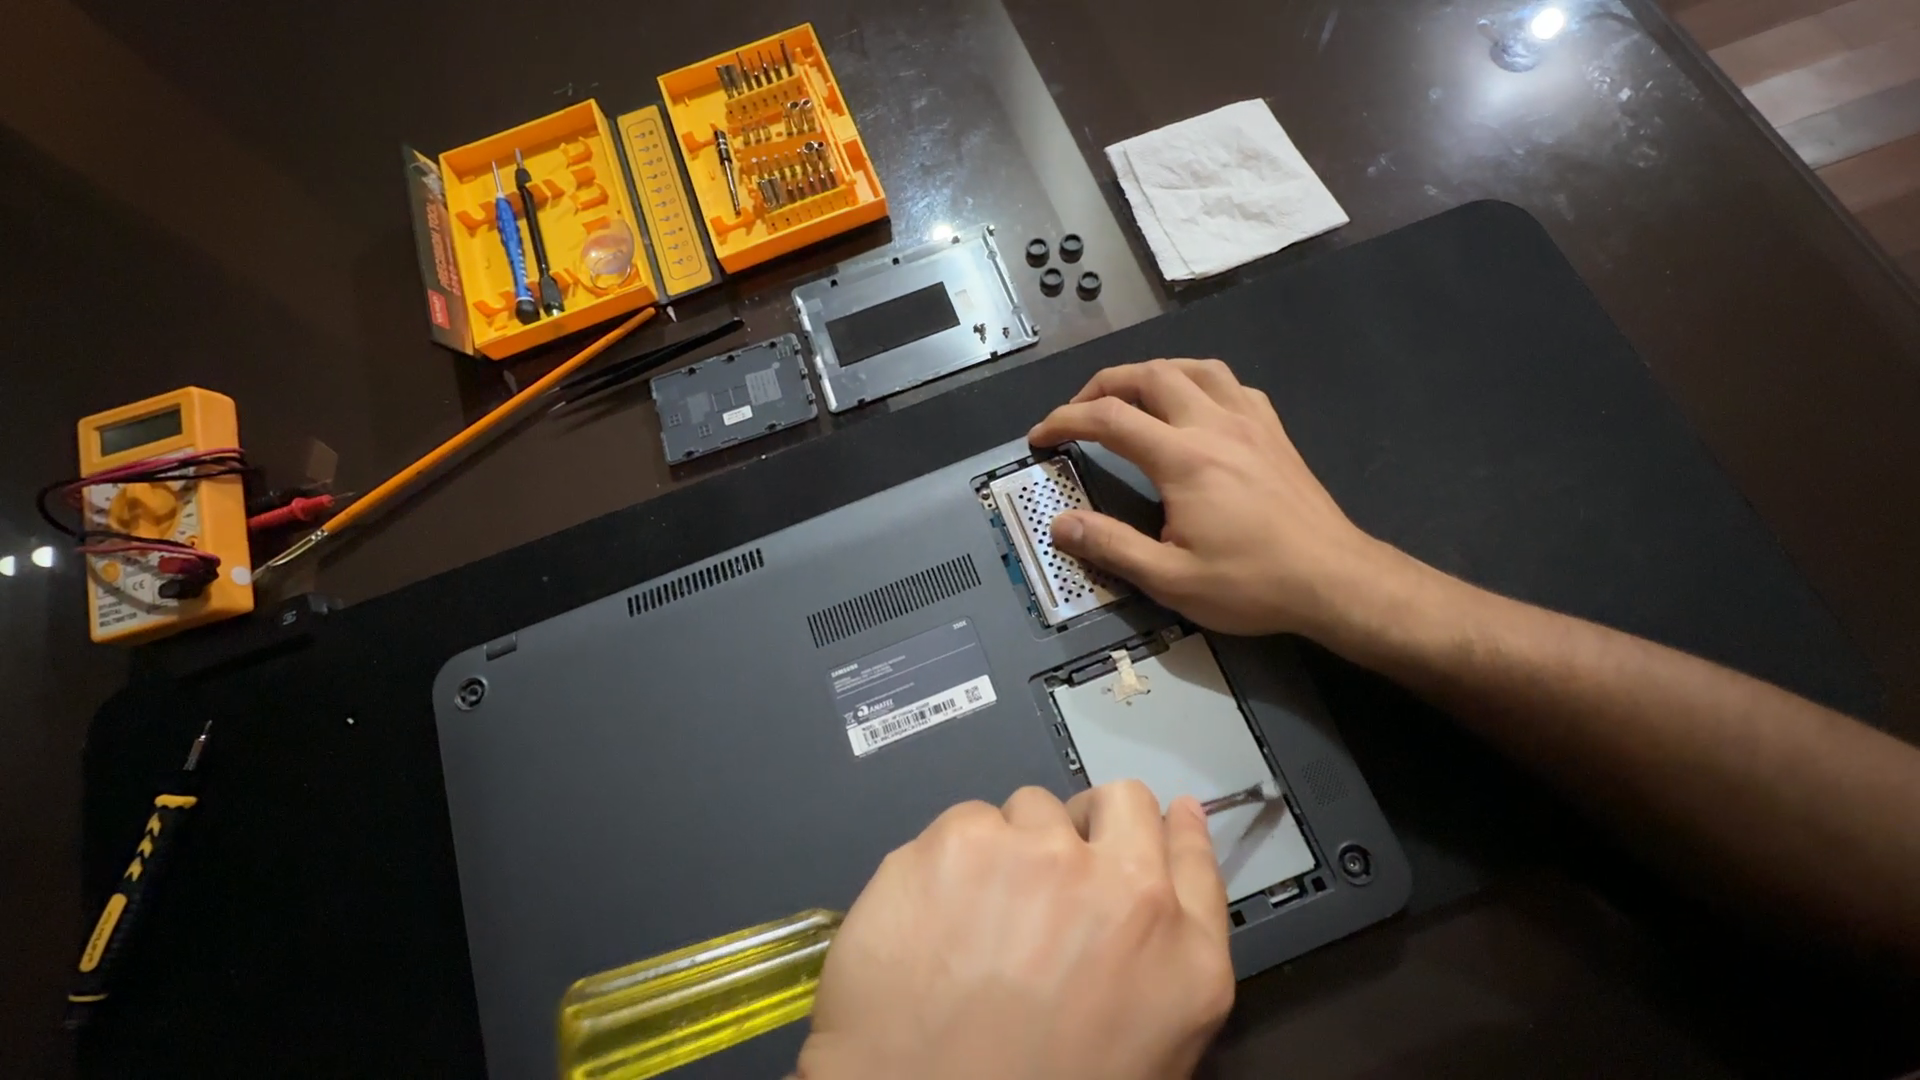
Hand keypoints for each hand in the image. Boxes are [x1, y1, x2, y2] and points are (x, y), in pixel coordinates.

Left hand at [794, 782, 1233, 1079]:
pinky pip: (969, 819)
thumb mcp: (1144, 1044)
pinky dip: (955, 857)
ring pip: (1033, 807)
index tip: (1167, 816)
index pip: (1191, 855)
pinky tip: (937, 911)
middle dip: (1095, 822)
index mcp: (1176, 950)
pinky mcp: (962, 840)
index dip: (1175, 830)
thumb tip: (1159, 874)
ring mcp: (1038, 854)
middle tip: (1057, 862)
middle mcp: (1117, 887)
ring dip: (1016, 846)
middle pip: (1122, 801)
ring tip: (982, 912)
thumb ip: (1160, 951)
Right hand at [1028, 358, 1398, 637]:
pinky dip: (1197, 382)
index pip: (1109, 419)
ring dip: (1150, 373)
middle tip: (1077, 411)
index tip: (1041, 436)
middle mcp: (1214, 425)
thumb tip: (1061, 524)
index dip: (1065, 420)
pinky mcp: (1273, 431)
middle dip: (1101, 385)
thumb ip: (1111, 546)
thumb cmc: (1253, 583)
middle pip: (1148, 375)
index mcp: (1184, 458)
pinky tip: (1192, 405)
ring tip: (1128, 396)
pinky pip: (1230, 383)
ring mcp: (1249, 422)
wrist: (1335, 580)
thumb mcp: (1171, 579)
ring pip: (1192, 367)